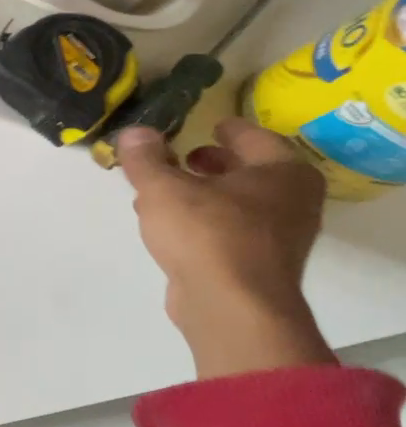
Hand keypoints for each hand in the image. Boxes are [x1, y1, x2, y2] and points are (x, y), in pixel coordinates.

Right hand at [118, 119, 335, 379]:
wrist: (231, 301)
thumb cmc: (206, 233)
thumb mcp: (163, 189)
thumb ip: (146, 159)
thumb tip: (133, 131)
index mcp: (283, 172)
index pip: (254, 138)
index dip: (228, 129)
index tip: (209, 125)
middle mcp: (294, 198)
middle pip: (249, 170)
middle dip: (212, 163)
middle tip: (179, 158)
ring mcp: (281, 232)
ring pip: (239, 200)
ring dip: (204, 193)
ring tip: (164, 192)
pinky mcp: (259, 259)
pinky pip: (231, 226)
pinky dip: (205, 217)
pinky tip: (173, 225)